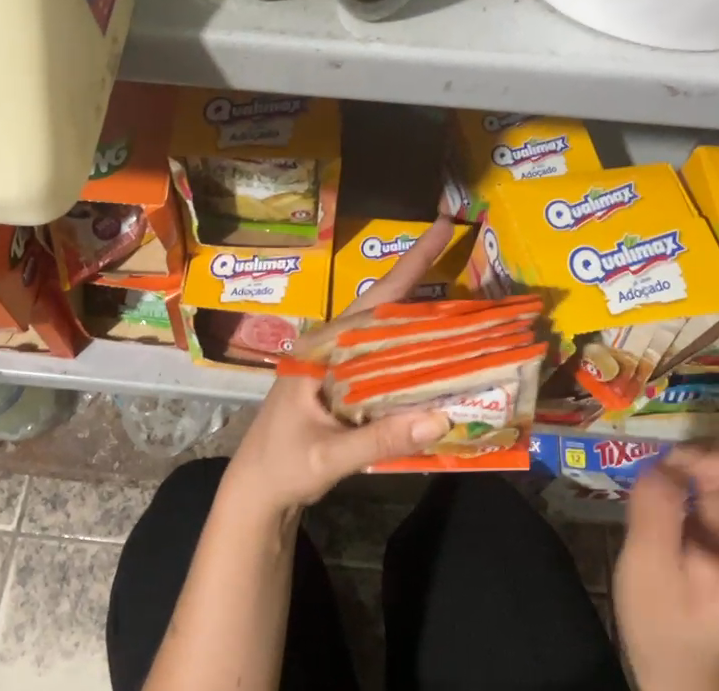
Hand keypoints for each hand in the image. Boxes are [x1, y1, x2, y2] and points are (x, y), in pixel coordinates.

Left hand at [222, 218, 461, 516]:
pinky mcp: (343, 387)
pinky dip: (410, 350)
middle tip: (459, 245)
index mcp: (321, 351)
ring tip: (462, 296)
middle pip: (381, 307)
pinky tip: (438, 352)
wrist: (256, 491)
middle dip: (419, 276)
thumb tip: (440, 417)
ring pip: (384, 331)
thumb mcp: (329, 456)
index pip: (372, 302)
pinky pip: (383, 359)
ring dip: (418, 314)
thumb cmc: (283, 467)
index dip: (409, 265)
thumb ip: (380, 438)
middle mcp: (330, 350)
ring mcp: (336, 367)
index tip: (440, 226)